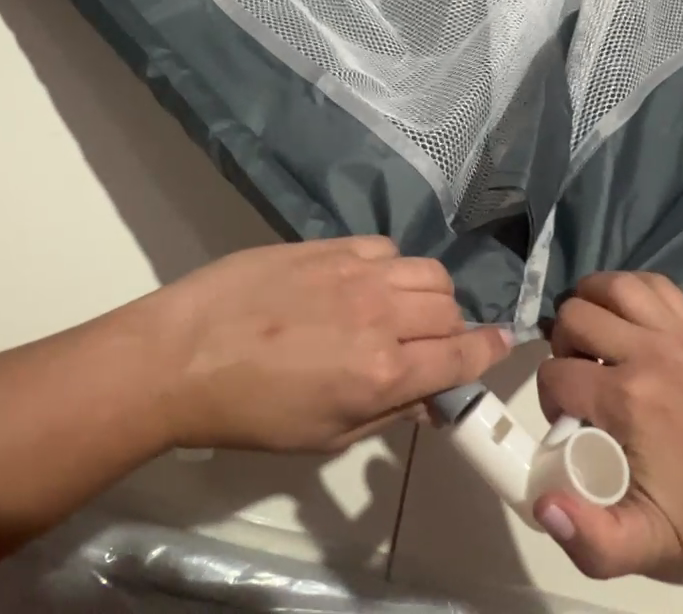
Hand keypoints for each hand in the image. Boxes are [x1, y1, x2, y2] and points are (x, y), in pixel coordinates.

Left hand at [129, 237, 509, 452]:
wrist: (182, 355)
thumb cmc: (250, 412)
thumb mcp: (325, 436)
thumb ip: (389, 412)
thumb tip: (431, 394)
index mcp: (383, 374)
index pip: (463, 356)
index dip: (489, 352)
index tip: (500, 345)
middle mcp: (382, 317)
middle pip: (450, 310)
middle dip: (452, 331)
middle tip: (428, 345)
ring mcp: (356, 274)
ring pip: (428, 272)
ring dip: (429, 295)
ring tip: (403, 310)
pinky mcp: (329, 246)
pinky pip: (386, 248)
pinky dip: (390, 268)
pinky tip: (366, 283)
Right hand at [531, 272, 682, 587]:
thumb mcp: (636, 549)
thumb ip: (587, 537)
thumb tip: (542, 504)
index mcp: (631, 401)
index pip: (555, 373)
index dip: (549, 400)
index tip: (569, 426)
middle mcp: (654, 355)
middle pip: (576, 315)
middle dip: (562, 345)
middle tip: (578, 382)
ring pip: (615, 285)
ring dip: (592, 305)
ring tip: (595, 342)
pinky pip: (657, 285)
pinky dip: (632, 293)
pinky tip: (629, 324)